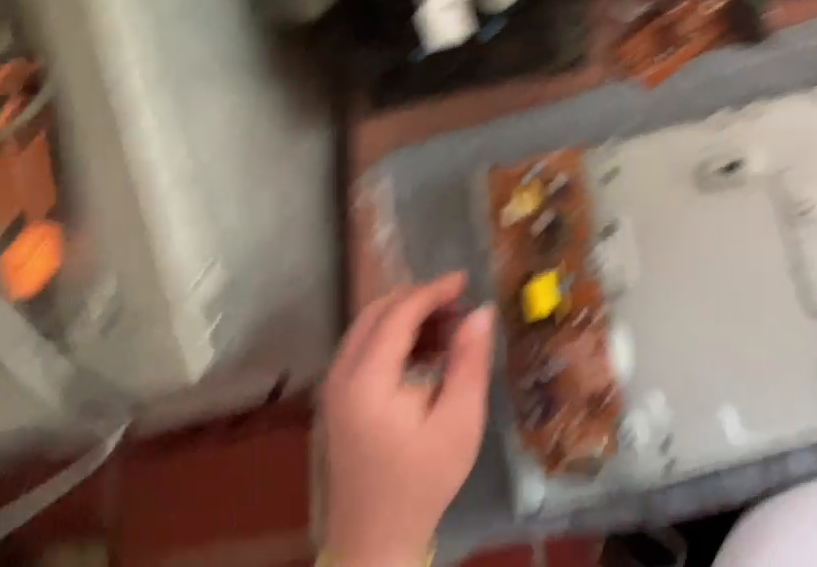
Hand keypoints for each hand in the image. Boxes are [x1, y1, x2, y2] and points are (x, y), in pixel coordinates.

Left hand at [323, 276, 495, 566]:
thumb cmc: (423, 479)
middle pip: (374, 313)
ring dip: (406, 316)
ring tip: (450, 324)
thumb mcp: (459, 420)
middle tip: (459, 302)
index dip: (433, 290)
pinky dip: (395, 336)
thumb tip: (481, 311)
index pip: (397, 314)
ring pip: (367, 328)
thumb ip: (469, 361)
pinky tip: (428, 351)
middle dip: (418, 298)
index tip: (466, 280)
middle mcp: (341, 377)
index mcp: (367, 380)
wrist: (376, 537)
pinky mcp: (340, 402)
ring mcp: (335, 390)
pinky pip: (364, 349)